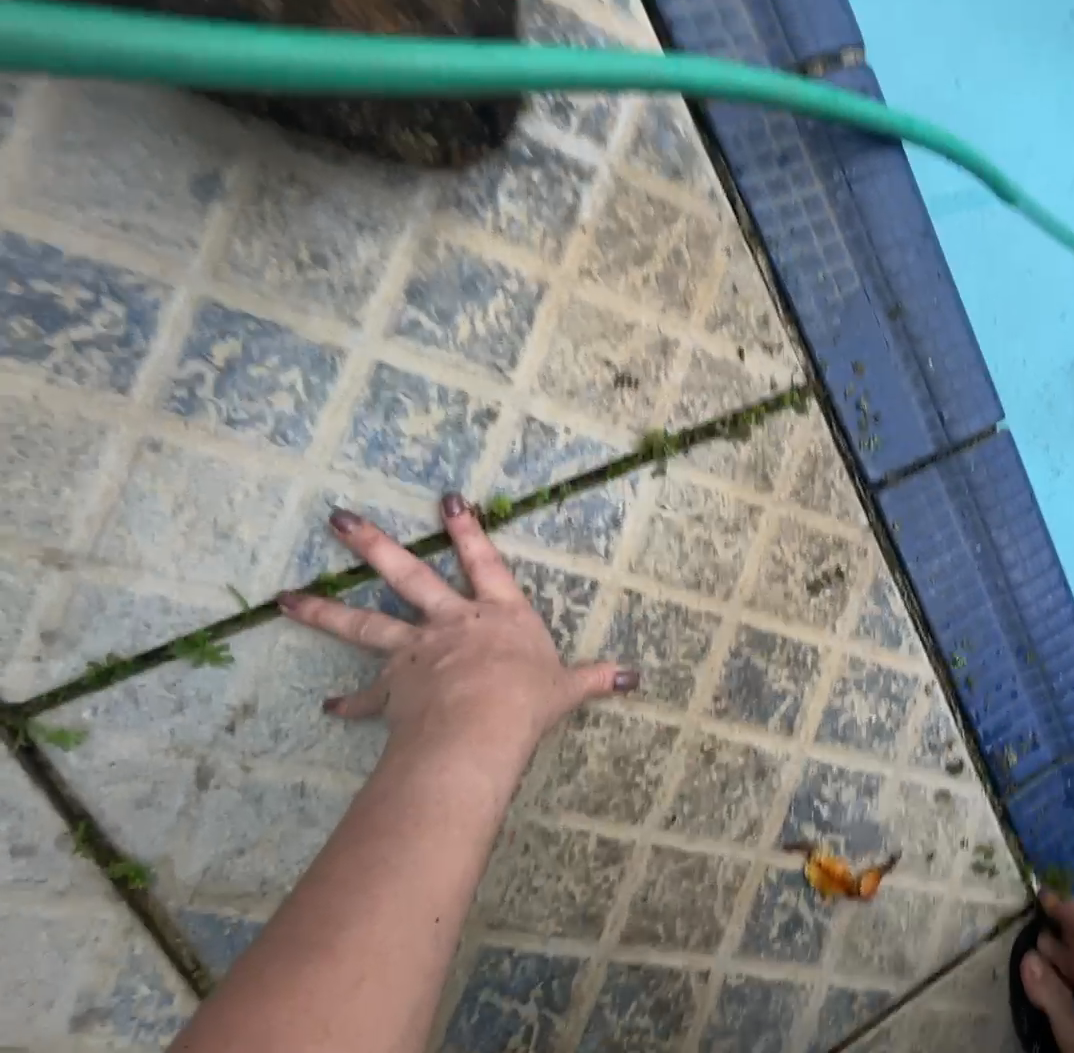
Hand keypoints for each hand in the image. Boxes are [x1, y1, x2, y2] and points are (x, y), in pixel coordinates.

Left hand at [275, 494, 633, 765]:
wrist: (479, 726)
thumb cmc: (528, 698)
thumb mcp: (568, 687)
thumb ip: (595, 678)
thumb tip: (635, 678)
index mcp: (500, 614)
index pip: (485, 563)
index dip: (468, 531)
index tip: (448, 501)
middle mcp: (453, 622)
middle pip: (408, 577)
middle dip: (375, 546)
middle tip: (340, 519)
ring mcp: (418, 651)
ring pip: (365, 624)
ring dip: (325, 610)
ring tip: (285, 598)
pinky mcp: (394, 687)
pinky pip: (368, 695)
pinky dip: (352, 701)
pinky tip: (332, 707)